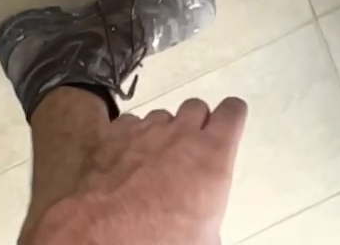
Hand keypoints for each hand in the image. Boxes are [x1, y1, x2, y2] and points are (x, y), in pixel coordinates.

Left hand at [26, 98, 247, 244]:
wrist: (106, 234)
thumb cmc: (164, 240)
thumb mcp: (205, 239)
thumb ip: (209, 218)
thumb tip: (204, 226)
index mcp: (211, 158)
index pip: (232, 115)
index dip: (233, 115)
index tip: (232, 117)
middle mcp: (181, 134)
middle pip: (196, 107)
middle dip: (197, 123)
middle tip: (193, 147)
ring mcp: (146, 128)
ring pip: (163, 116)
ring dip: (165, 132)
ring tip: (158, 160)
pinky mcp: (116, 131)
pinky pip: (132, 124)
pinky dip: (134, 137)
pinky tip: (128, 160)